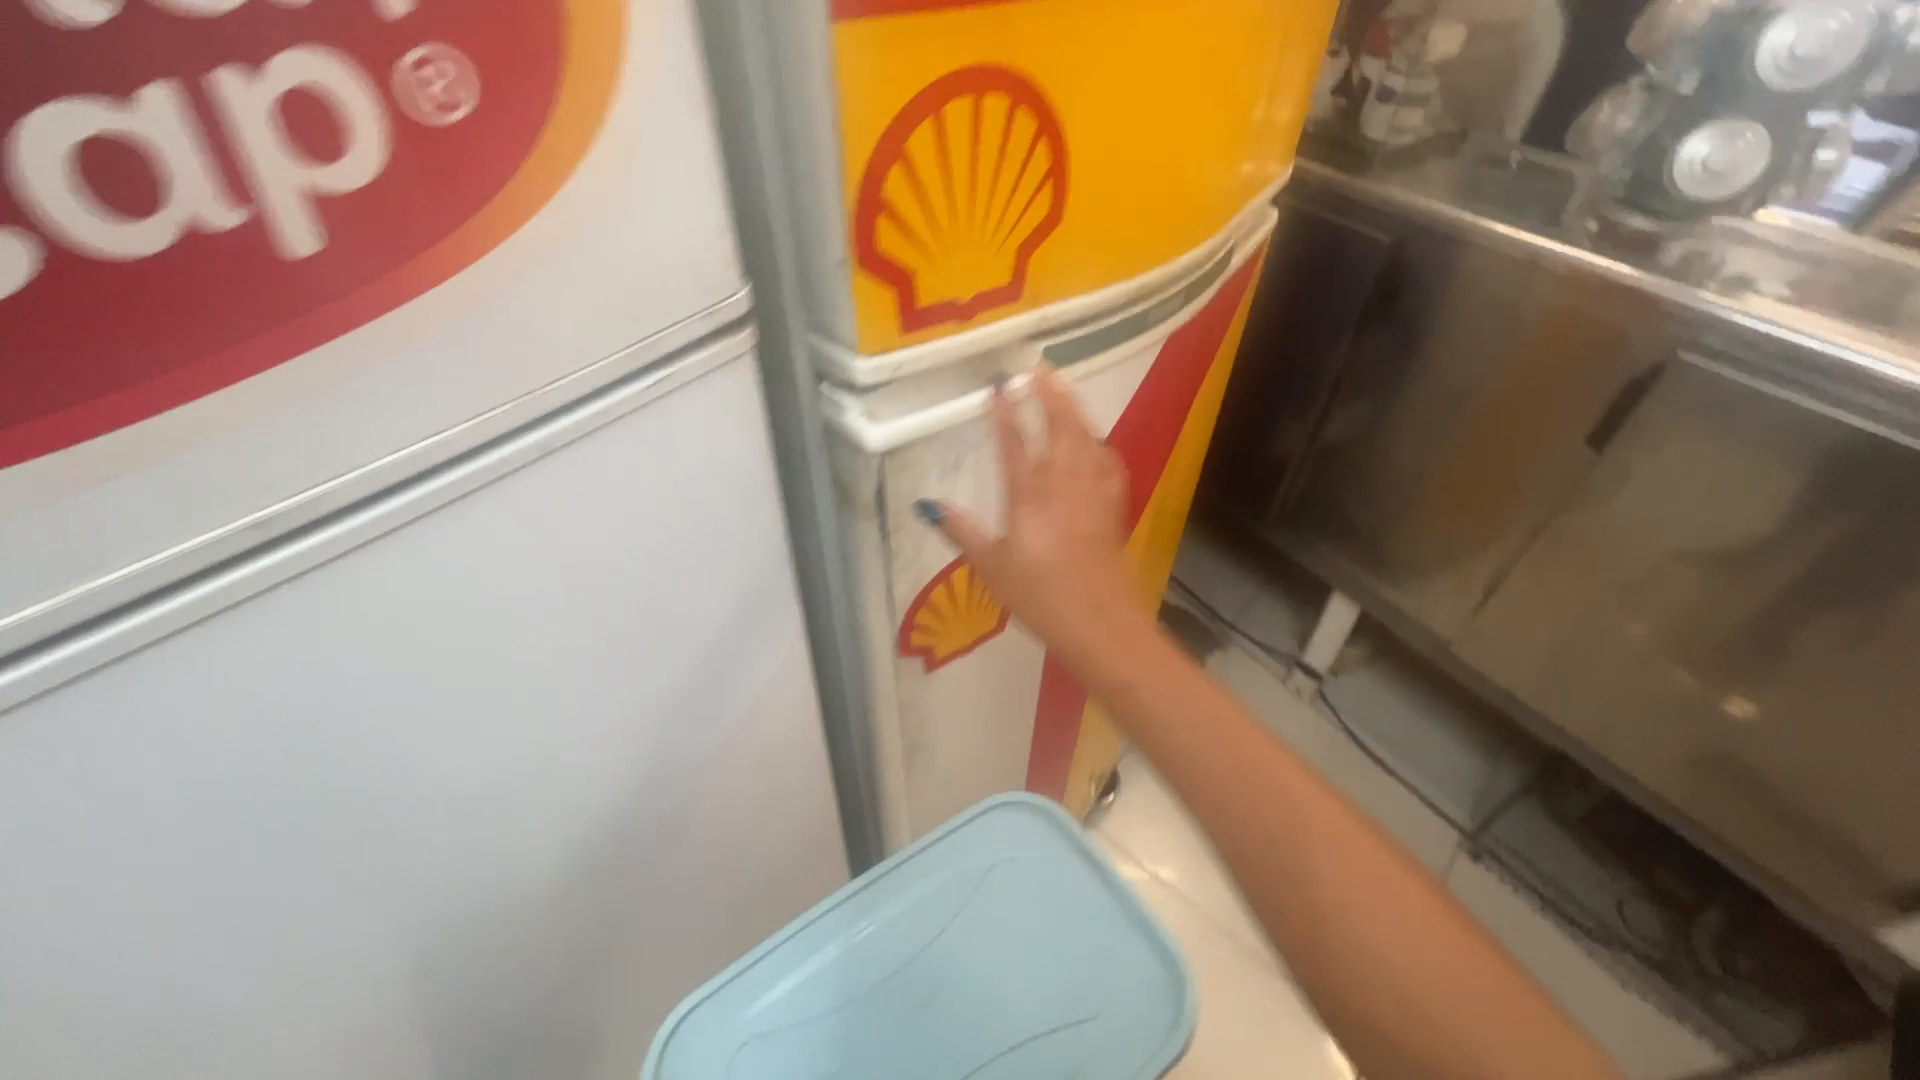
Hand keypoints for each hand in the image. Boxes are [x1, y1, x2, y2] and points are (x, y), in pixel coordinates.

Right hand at [916, 366, 1159, 675]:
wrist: (1101, 623)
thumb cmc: (1040, 597)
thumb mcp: (992, 569)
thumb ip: (963, 532)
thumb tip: (930, 505)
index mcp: (1029, 497)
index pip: (1014, 444)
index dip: (1004, 415)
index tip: (996, 389)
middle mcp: (1064, 485)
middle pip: (1059, 428)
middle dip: (1048, 395)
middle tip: (1039, 369)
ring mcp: (1094, 494)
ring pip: (1087, 439)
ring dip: (1075, 410)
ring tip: (1064, 390)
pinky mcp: (1114, 508)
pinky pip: (1108, 463)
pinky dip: (1099, 444)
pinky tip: (1096, 442)